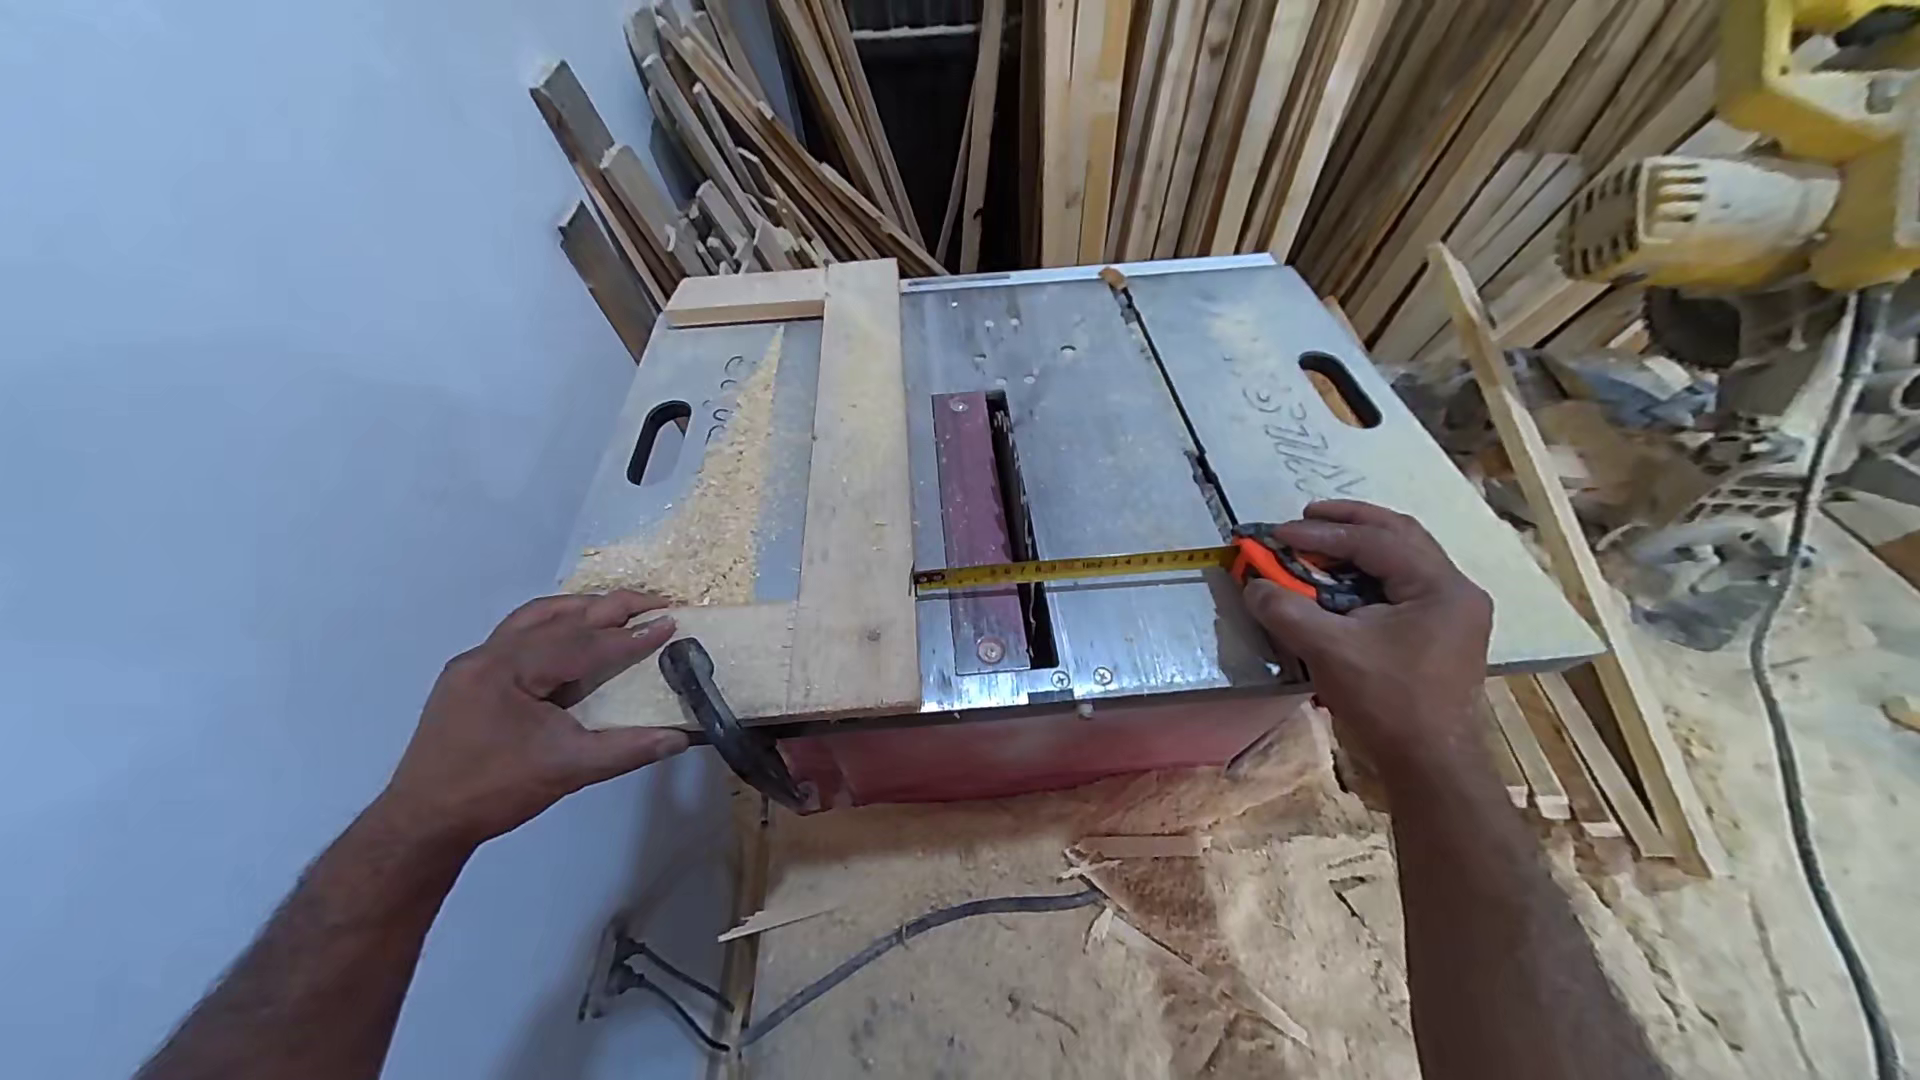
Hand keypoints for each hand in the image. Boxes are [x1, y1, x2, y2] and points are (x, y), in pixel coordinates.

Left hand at [373, 591, 690, 848]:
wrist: (421, 824)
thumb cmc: (494, 792)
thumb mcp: (568, 770)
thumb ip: (628, 749)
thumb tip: (681, 738)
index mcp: (508, 671)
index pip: (581, 643)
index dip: (630, 635)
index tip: (670, 622)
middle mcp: (488, 655)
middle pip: (560, 617)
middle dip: (613, 607)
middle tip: (658, 603)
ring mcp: (476, 662)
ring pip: (537, 616)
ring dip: (583, 609)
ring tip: (622, 610)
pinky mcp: (473, 676)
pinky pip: (522, 633)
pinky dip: (557, 623)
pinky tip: (577, 634)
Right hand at [1242, 501, 1491, 782]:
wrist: (1429, 761)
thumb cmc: (1386, 701)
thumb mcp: (1328, 650)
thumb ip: (1286, 610)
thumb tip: (1252, 585)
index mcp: (1439, 587)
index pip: (1376, 542)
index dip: (1322, 532)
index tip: (1279, 532)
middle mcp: (1453, 589)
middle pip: (1399, 534)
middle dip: (1349, 520)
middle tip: (1306, 514)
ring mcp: (1450, 609)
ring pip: (1402, 555)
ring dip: (1358, 541)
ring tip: (1318, 539)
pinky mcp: (1438, 628)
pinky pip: (1399, 581)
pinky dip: (1365, 569)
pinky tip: (1338, 576)